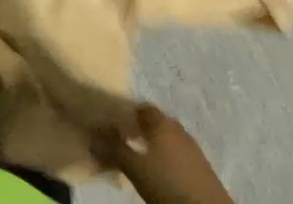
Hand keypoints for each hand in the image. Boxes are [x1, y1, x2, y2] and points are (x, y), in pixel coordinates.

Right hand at [94, 104, 232, 203]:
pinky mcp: (201, 165)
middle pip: (156, 122)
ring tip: (139, 159)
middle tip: (123, 141)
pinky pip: (178, 152)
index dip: (128, 113)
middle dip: (140, 129)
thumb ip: (113, 149)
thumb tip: (92, 133)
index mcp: (162, 123)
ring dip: (153, 144)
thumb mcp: (135, 168)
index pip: (142, 108)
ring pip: (167, 138)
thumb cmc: (167, 184)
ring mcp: (192, 146)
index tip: (114, 123)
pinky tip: (160, 171)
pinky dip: (166, 156)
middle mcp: (178, 129)